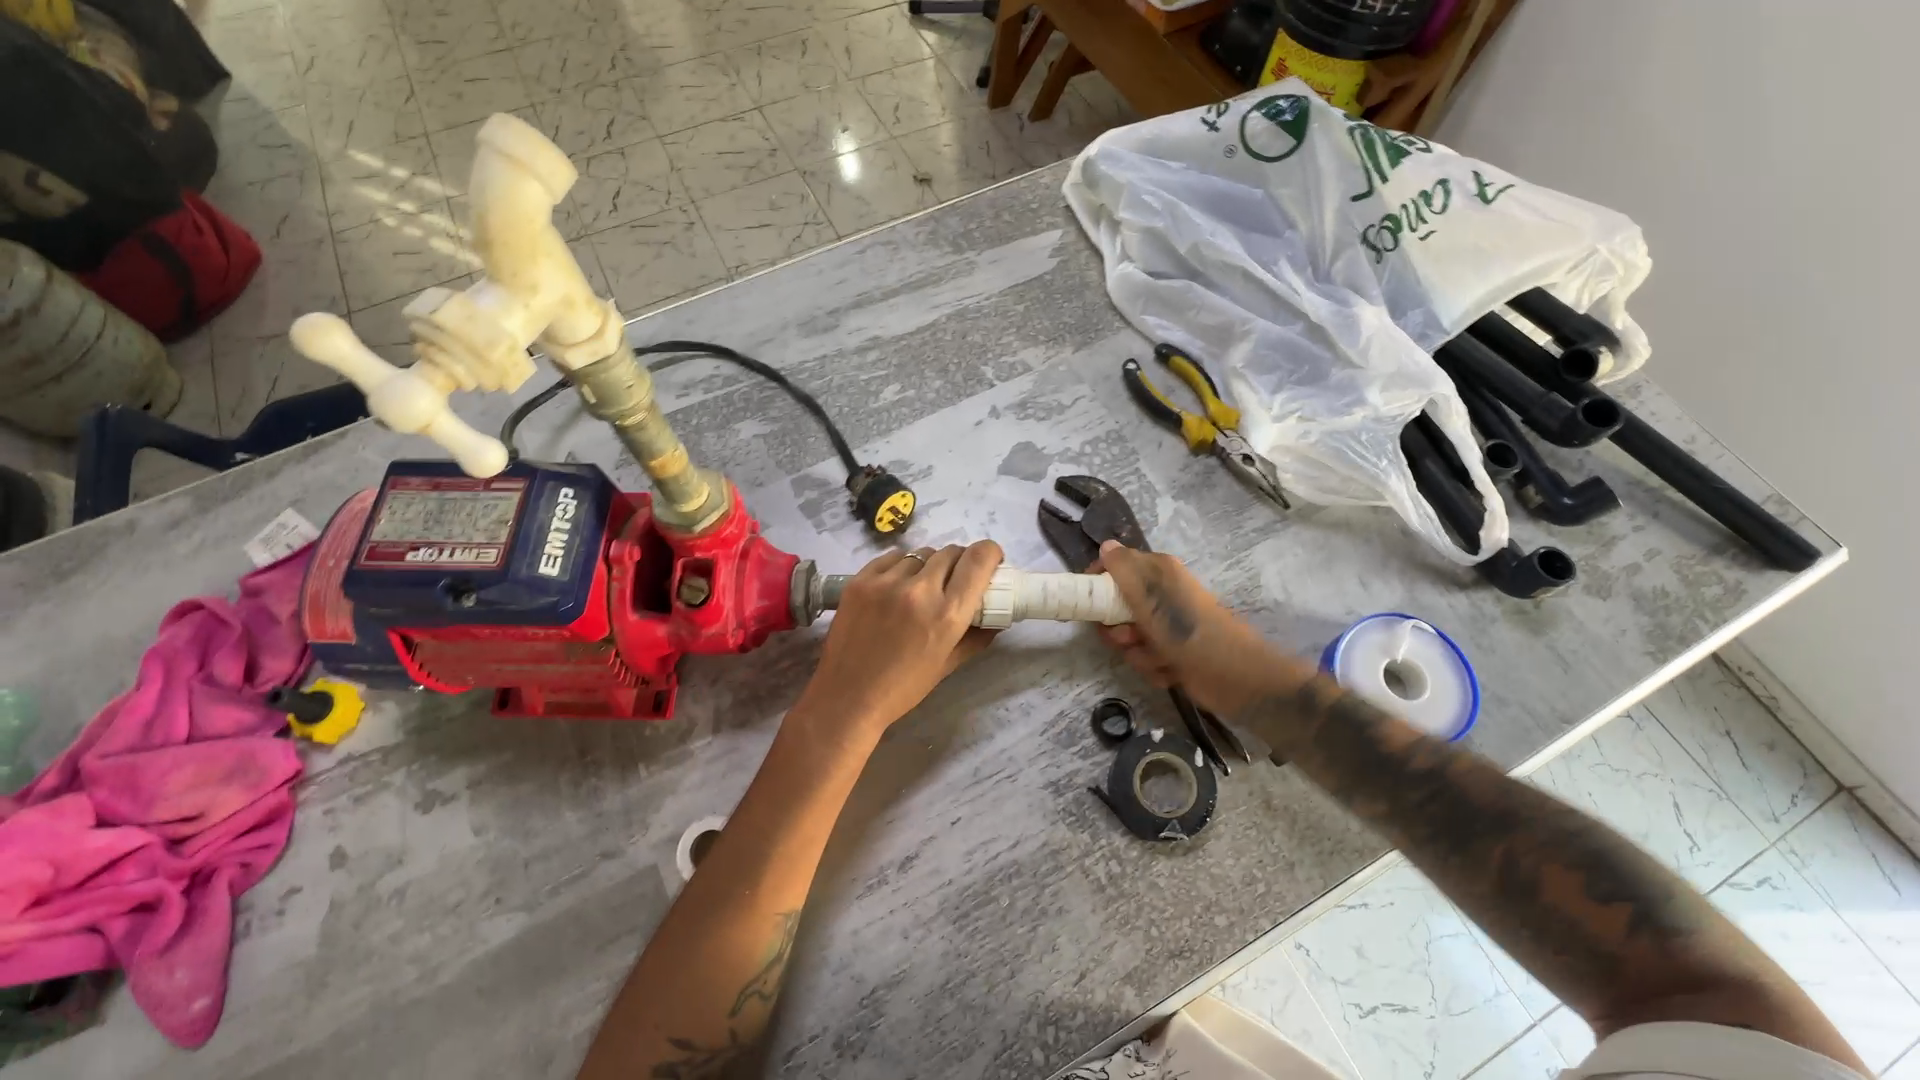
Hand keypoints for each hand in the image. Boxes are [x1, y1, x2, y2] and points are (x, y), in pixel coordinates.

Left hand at [796, 541, 1004, 736]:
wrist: (846, 697)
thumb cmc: (902, 688)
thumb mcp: (947, 665)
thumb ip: (976, 637)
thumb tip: (997, 617)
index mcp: (947, 614)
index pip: (978, 560)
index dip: (990, 554)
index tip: (990, 563)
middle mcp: (919, 590)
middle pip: (951, 552)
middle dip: (960, 562)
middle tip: (955, 581)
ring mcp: (886, 582)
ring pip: (921, 553)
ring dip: (929, 565)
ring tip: (921, 587)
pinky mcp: (859, 580)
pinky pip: (891, 558)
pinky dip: (901, 567)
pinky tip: (897, 586)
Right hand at [1093, 540, 1309, 716]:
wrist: (1232, 675)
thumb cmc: (1188, 630)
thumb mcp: (1150, 596)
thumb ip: (1124, 569)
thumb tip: (1106, 545)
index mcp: (1159, 574)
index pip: (1115, 567)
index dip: (1098, 582)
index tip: (1087, 600)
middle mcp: (1161, 597)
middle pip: (1116, 609)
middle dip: (1117, 630)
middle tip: (1128, 636)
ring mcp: (1166, 627)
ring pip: (1129, 639)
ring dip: (1138, 653)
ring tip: (1159, 657)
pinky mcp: (1171, 654)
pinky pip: (1145, 659)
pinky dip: (1154, 668)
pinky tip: (1171, 670)